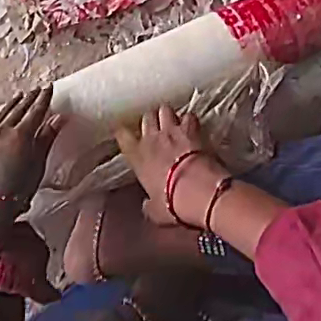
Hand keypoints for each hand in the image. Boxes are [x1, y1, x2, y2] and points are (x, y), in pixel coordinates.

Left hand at [0, 87, 64, 220]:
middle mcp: (3, 131)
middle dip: (29, 99)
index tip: (49, 87)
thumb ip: (46, 140)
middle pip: (19, 110)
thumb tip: (58, 119)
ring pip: (2, 115)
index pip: (36, 111)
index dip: (44, 98)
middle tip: (36, 90)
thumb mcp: (36, 166)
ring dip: (12, 104)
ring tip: (19, 95)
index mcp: (21, 135)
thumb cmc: (14, 193)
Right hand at [114, 104, 219, 227]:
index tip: (125, 133)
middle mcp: (152, 139)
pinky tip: (193, 126)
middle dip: (151, 120)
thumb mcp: (155, 210)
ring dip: (169, 114)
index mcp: (137, 156)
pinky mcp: (192, 129)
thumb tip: (148, 206)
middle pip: (146, 117)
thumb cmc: (172, 202)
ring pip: (165, 109)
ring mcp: (172, 131)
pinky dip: (190, 120)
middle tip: (156, 128)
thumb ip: (149, 205)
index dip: (123, 132)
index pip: (122, 135)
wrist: (197, 191)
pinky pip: (189, 115)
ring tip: (173, 121)